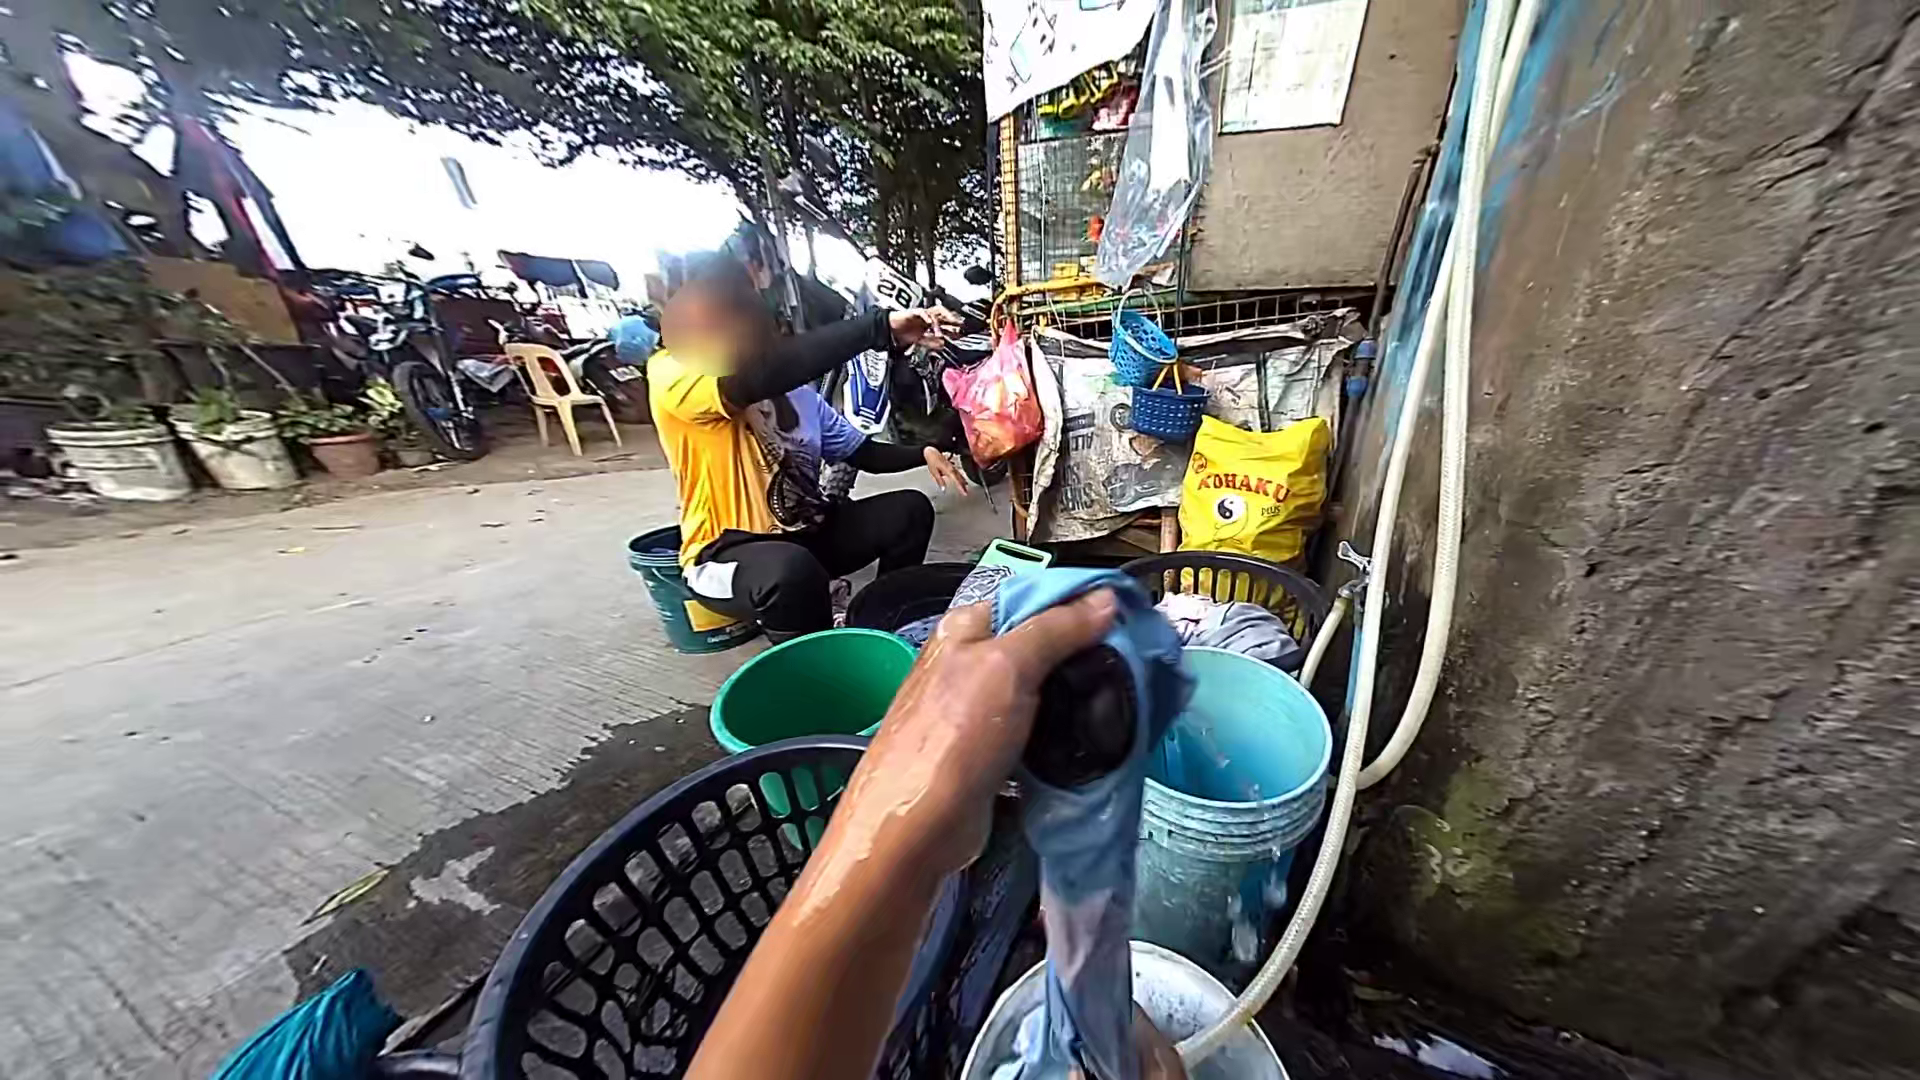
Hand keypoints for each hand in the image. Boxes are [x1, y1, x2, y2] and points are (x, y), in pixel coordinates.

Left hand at [832, 591, 1117, 877]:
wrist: (917, 828)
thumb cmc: (952, 739)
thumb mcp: (1008, 667)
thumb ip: (1056, 628)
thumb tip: (1105, 599)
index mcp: (967, 627)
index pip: (1031, 596)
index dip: (1077, 601)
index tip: (1123, 613)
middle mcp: (972, 659)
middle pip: (1038, 638)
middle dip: (1083, 646)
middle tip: (1131, 656)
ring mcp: (981, 704)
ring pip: (1041, 681)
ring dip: (1076, 685)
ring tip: (1120, 688)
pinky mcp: (993, 743)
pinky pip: (1037, 720)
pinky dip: (1063, 719)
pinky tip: (1090, 724)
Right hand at [889, 305, 961, 348]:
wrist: (889, 330)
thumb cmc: (902, 333)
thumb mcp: (920, 341)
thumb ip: (931, 343)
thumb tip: (942, 344)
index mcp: (930, 324)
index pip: (945, 323)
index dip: (954, 327)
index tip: (962, 333)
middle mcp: (928, 317)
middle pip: (944, 314)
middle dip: (954, 319)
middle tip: (962, 325)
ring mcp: (922, 314)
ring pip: (936, 311)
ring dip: (944, 317)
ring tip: (950, 323)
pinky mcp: (913, 312)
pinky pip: (923, 312)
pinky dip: (929, 318)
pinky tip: (932, 324)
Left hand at [922, 446, 971, 494]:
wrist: (932, 450)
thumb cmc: (932, 460)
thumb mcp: (934, 472)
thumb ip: (940, 481)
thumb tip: (943, 489)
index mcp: (948, 470)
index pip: (957, 480)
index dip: (961, 487)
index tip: (964, 492)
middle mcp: (952, 468)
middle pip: (959, 478)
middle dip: (963, 485)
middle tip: (966, 492)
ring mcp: (952, 466)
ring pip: (959, 474)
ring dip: (962, 480)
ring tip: (965, 486)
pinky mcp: (950, 465)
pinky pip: (957, 471)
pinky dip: (959, 476)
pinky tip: (960, 478)